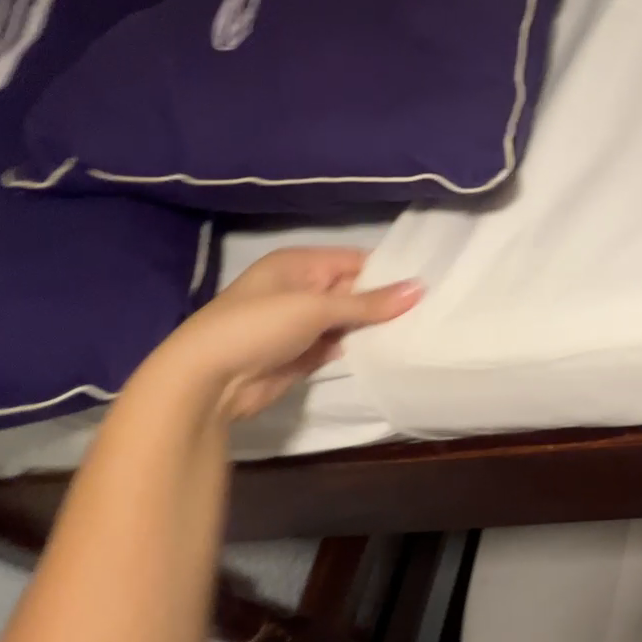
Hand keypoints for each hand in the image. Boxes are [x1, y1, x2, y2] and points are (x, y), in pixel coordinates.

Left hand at [151, 247, 420, 419]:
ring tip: (422, 331)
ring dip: (377, 327)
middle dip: (388, 302)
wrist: (208, 381)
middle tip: (434, 311)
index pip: (356, 261)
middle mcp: (303, 289)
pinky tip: (392, 351)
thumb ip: (369, 303)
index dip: (390, 273)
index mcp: (299, 265)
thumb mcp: (315, 308)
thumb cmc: (257, 327)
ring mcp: (303, 323)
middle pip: (356, 291)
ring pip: (352, 321)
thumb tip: (419, 288)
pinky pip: (343, 345)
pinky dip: (362, 348)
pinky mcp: (305, 353)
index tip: (428, 285)